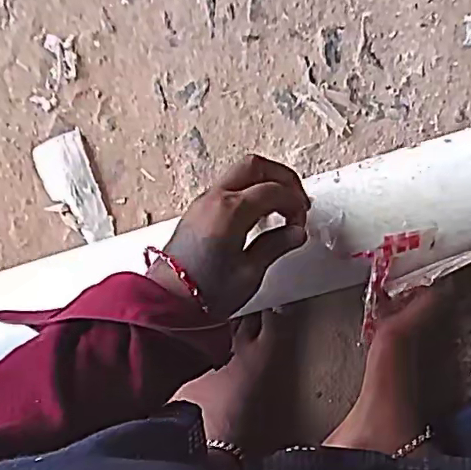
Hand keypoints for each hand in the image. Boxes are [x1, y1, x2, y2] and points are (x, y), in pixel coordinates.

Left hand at [154, 155, 310, 320]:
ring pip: (239, 173)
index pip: (274, 190)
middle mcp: (215, 199)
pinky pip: (226, 188)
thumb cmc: (204, 293)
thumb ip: (275, 246)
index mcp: (232, 211)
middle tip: (297, 200)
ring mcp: (203, 203)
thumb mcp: (250, 272)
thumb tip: (293, 234)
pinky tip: (257, 214)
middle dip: (282, 178)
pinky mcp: (196, 213)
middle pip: (256, 166)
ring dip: (264, 183)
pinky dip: (247, 192)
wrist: (170, 303)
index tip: (300, 223)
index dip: (294, 204)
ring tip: (280, 207)